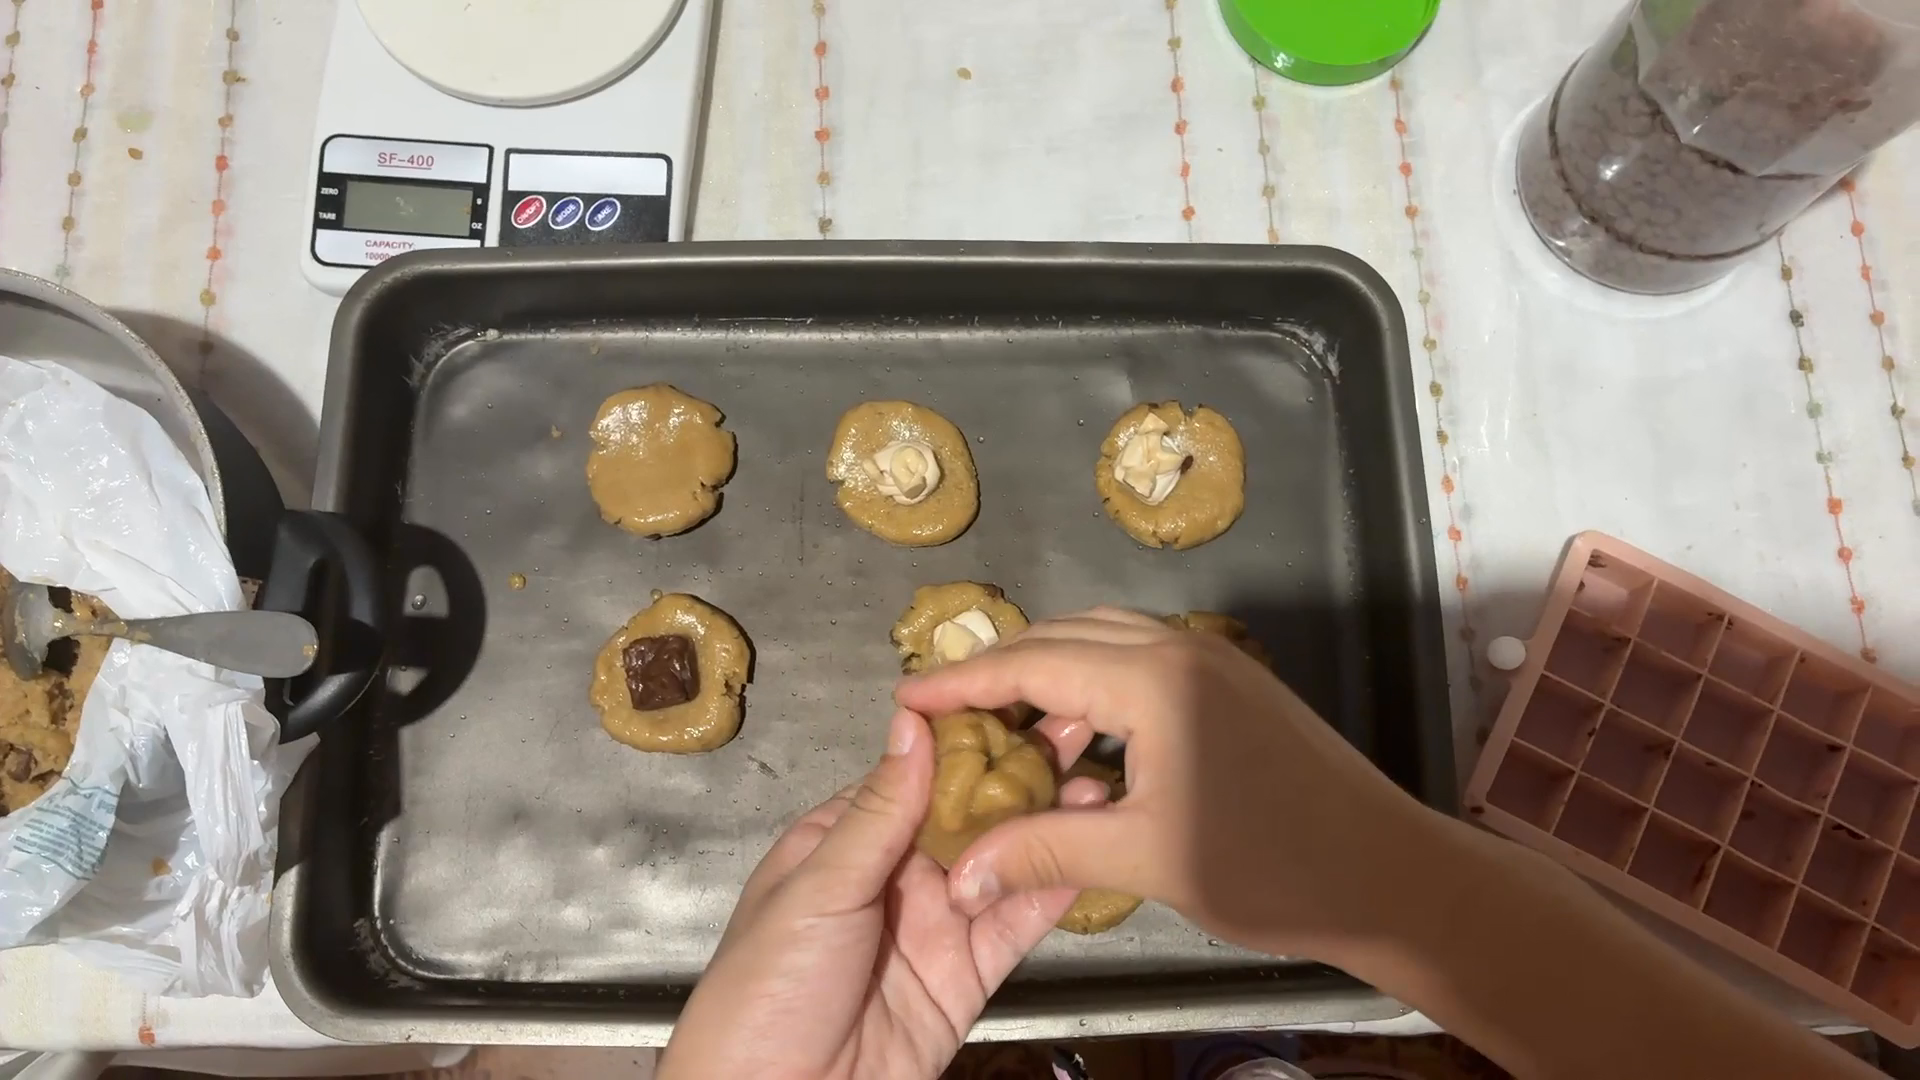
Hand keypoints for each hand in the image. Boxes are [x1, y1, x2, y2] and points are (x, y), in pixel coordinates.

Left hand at [659, 708, 1108, 1079]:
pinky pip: (1014, 923)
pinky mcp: (969, 972)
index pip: (920, 771)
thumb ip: (878, 809)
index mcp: (853, 835)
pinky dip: (1051, 888)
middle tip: (1074, 726)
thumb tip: (912, 717)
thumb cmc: (770, 983)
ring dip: (1046, 822)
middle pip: (969, 811)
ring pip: (1000, 859)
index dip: (967, 737)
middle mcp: (901, 867)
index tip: (1016, 696)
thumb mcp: (817, 887)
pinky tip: (1088, 851)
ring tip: (1095, 780)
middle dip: (1020, 771)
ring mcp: (939, 918)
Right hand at [895, 607, 1448, 966]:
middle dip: (996, 665)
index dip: (961, 680)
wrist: (1393, 874)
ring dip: (1043, 660)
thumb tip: (958, 873)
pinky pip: (1134, 649)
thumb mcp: (1146, 859)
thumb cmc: (1270, 868)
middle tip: (947, 705)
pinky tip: (1075, 712)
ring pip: (1098, 634)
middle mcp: (1174, 645)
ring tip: (1001, 705)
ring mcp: (1206, 653)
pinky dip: (1087, 668)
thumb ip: (1043, 851)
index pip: (1030, 665)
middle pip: (1059, 636)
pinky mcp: (1226, 673)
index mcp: (1150, 680)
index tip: (906, 694)